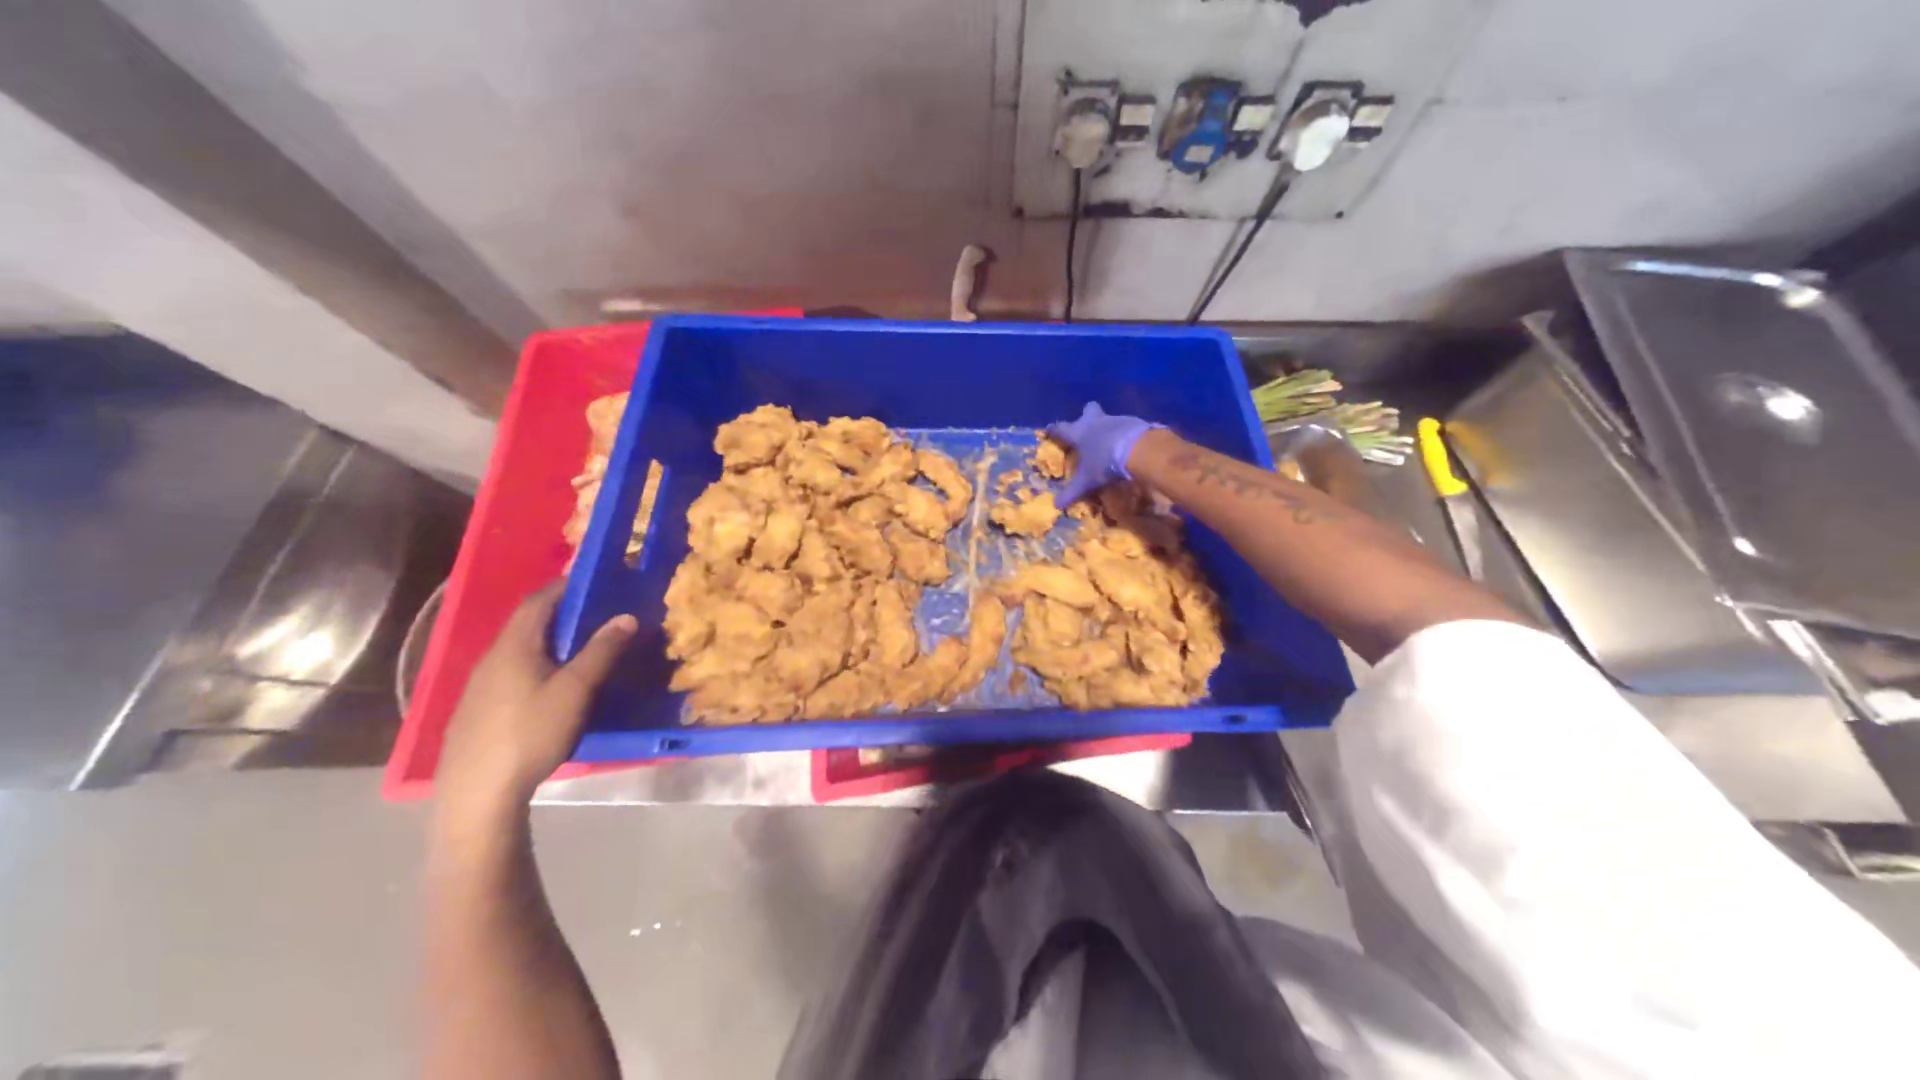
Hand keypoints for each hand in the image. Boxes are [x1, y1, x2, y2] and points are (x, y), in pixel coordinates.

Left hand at [435, 582, 636, 820]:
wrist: (476, 794)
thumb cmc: (530, 733)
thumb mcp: (575, 691)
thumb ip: (601, 652)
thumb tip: (626, 616)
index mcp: (514, 645)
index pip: (539, 600)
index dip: (566, 586)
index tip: (597, 583)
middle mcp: (492, 658)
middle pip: (527, 623)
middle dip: (562, 614)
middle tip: (598, 616)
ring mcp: (480, 685)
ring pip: (519, 650)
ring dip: (549, 642)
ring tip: (583, 650)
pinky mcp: (477, 711)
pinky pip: (511, 673)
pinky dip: (537, 666)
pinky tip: (552, 688)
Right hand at [1046, 402, 1162, 503]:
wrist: (1138, 449)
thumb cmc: (1104, 463)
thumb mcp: (1086, 481)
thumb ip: (1072, 492)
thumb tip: (1056, 505)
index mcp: (1078, 433)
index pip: (1061, 428)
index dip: (1054, 430)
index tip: (1050, 430)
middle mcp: (1095, 422)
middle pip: (1089, 410)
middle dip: (1087, 415)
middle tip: (1088, 425)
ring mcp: (1116, 419)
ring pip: (1109, 418)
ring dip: (1108, 428)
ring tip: (1111, 442)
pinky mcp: (1135, 422)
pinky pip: (1127, 426)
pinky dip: (1126, 434)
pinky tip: (1128, 445)